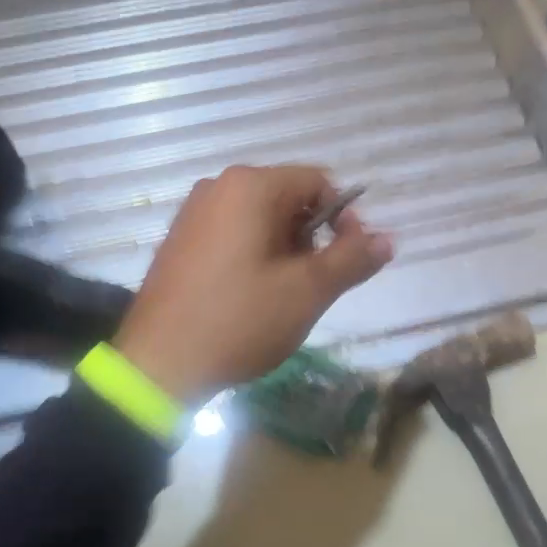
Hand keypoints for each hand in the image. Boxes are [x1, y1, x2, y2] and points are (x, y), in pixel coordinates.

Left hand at [113, 166, 393, 402]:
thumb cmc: (239, 320)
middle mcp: (219, 186)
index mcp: (250, 186)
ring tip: (283, 297)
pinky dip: (254, 256)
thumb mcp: (307, 292)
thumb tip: (388, 239)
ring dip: (285, 250)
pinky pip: (232, 233)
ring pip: (261, 219)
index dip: (344, 218)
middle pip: (289, 199)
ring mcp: (193, 212)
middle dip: (311, 238)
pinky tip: (250, 297)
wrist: (158, 364)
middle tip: (313, 286)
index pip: (318, 182)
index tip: (348, 261)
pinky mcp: (179, 240)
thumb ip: (352, 259)